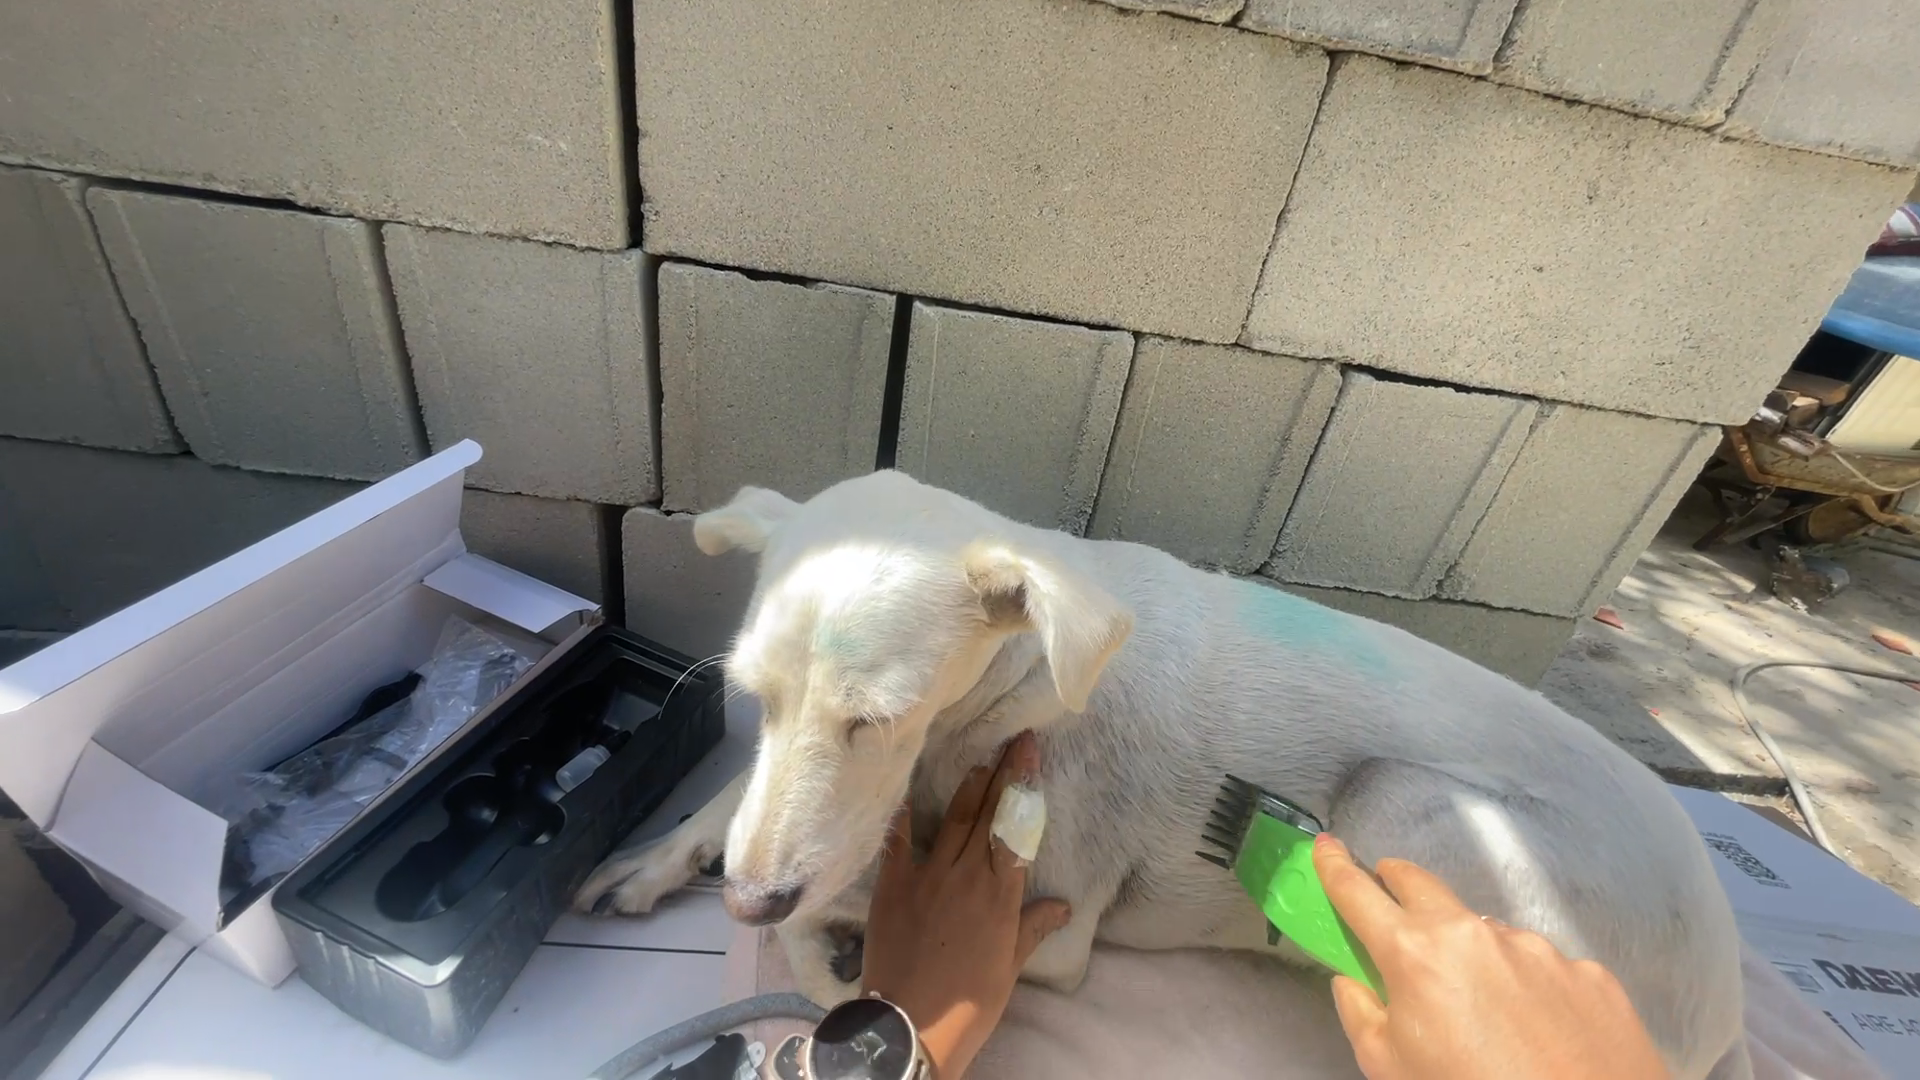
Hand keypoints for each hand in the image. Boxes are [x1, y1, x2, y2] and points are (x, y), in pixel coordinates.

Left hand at [861, 732, 1072, 1079]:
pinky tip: (908, 791)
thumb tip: (1064, 905)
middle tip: (1010, 740)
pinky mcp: (894, 883)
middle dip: (1000, 772)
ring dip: (967, 786)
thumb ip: (1033, 927)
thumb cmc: (970, 1000)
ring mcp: (927, 873)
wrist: (912, 1025)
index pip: (1015, 825)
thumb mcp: (1009, 966)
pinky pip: (899, 840)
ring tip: (978, 760)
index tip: (1028, 750)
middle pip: (986, 811)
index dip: (1022, 783)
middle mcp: (966, 871)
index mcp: (999, 891)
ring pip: (953, 818)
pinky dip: (904, 815)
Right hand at [1313, 834, 1670, 1079]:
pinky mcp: (1591, 975)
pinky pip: (1543, 966)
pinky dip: (1527, 983)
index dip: (1333, 863)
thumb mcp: (1386, 1067)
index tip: (1325, 844)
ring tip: (1487, 1007)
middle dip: (1395, 883)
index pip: (1355, 889)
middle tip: (1393, 908)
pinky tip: (1542, 1030)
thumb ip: (1359, 1010)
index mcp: (1412, 950)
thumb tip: (1357, 978)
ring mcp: (1536, 949)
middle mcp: (1471, 932)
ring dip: (1468, 948)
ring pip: (1483, 929)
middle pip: (1418, 882)